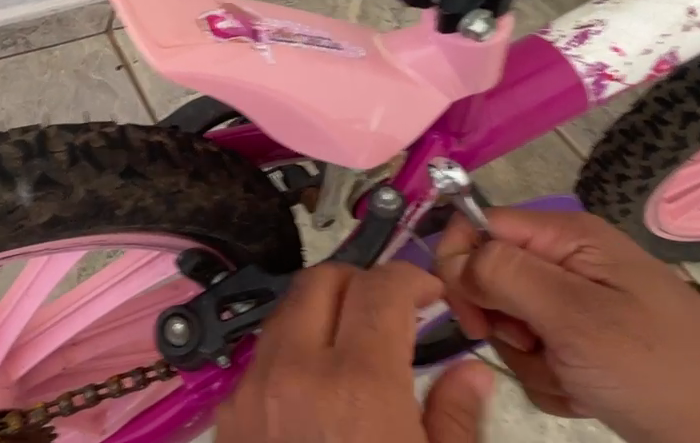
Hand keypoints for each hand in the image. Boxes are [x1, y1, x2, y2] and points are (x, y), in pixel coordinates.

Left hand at [216, 261, 492, 441]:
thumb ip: (455, 420)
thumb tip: (469, 371)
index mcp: (356, 386)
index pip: (379, 290)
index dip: (411, 278)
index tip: (431, 290)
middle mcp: (294, 371)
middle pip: (321, 282)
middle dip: (362, 282)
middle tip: (396, 308)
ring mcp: (253, 390)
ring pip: (287, 312)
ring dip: (325, 311)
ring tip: (362, 343)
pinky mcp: (230, 415)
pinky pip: (263, 355)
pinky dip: (295, 348)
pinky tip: (322, 385)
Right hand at [435, 207, 699, 442]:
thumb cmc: (661, 374)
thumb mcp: (574, 317)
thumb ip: (501, 272)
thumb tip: (454, 256)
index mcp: (569, 237)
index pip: (478, 224)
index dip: (460, 263)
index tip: (472, 313)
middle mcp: (574, 262)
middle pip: (491, 274)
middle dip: (499, 319)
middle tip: (531, 349)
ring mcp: (586, 307)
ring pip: (513, 320)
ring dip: (528, 359)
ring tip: (572, 381)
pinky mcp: (595, 348)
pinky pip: (541, 354)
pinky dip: (552, 379)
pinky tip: (585, 395)